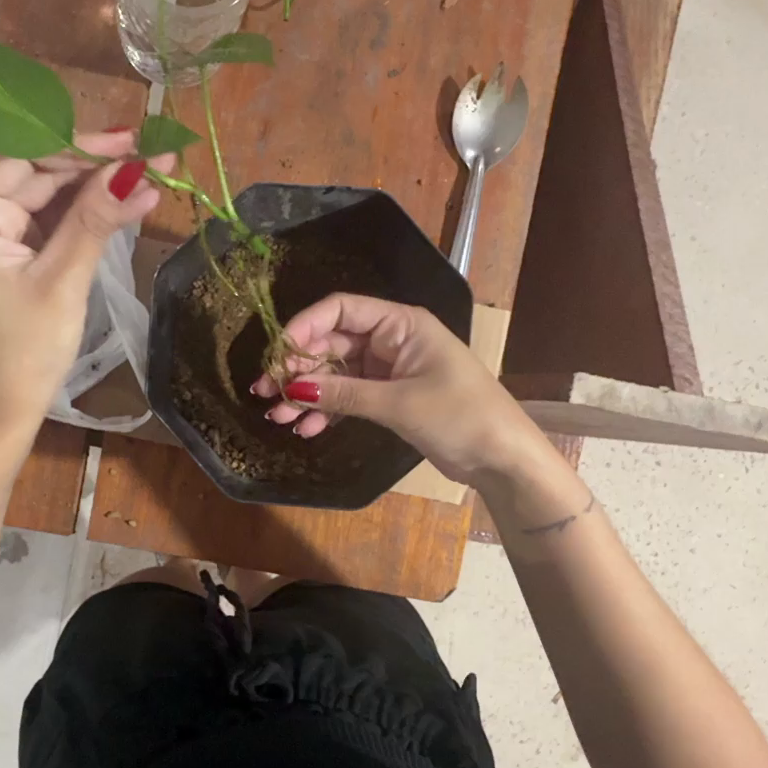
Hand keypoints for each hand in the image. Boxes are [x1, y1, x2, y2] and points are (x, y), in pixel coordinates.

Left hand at [0, 130, 168, 435]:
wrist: (3, 410)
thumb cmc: (26, 353)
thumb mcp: (64, 282)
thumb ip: (96, 220)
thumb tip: (142, 172)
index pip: (20, 152)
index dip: (78, 141)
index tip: (132, 139)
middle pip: (32, 165)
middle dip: (92, 160)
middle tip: (152, 153)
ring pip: (42, 188)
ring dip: (91, 183)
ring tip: (148, 171)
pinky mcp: (3, 250)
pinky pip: (42, 215)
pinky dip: (78, 209)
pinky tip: (119, 198)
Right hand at [250, 293, 549, 485]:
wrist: (501, 457)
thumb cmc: (460, 416)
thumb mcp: (399, 404)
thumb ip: (345, 394)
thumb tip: (293, 388)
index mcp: (401, 324)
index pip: (341, 309)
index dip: (304, 327)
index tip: (276, 355)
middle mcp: (391, 340)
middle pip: (331, 343)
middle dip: (297, 368)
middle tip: (266, 392)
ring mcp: (388, 370)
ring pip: (335, 374)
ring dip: (306, 394)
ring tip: (279, 417)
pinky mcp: (388, 398)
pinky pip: (347, 397)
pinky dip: (327, 410)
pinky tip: (307, 428)